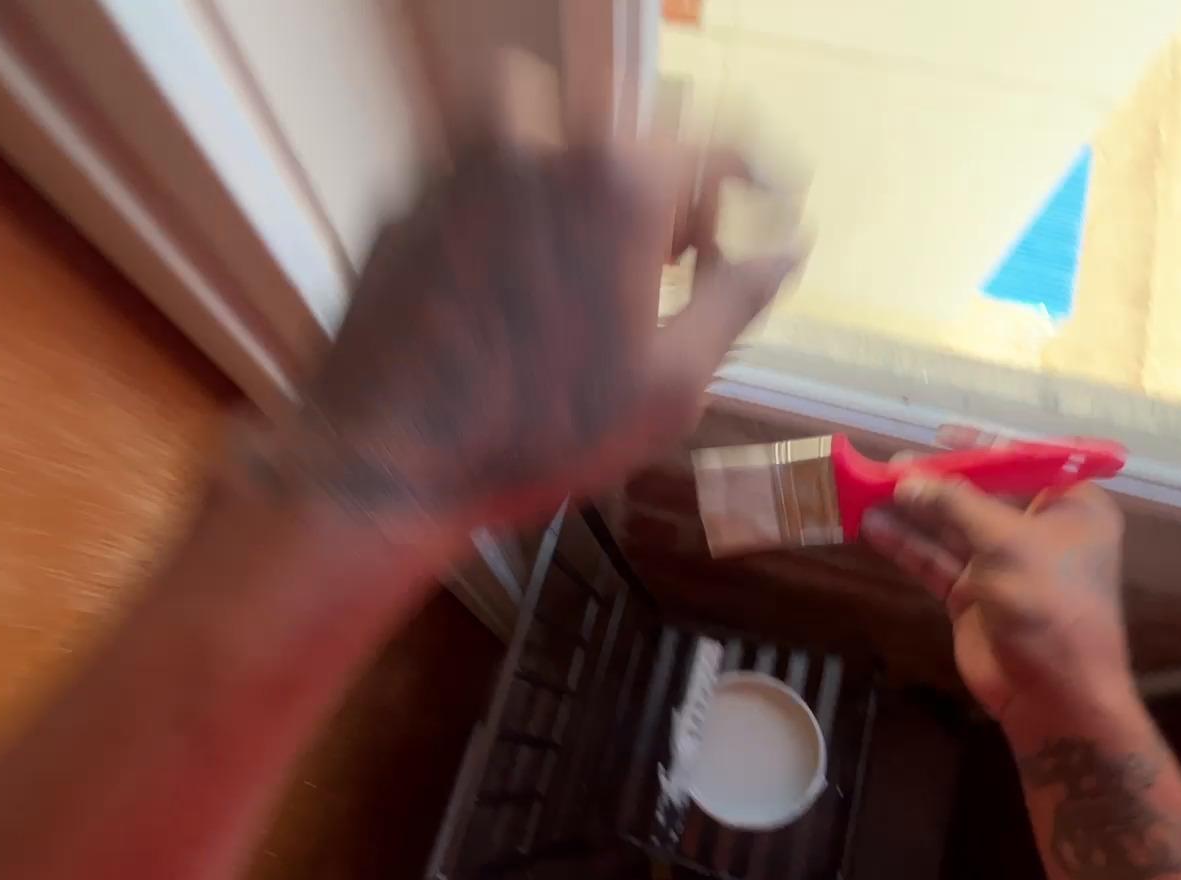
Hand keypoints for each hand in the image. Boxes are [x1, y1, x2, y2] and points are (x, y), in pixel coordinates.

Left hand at [242, 124, 797, 552]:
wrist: (391, 462)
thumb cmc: (542, 434)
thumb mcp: (668, 387)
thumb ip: (735, 303)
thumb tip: (788, 251)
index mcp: (619, 185)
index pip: (716, 146)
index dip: (758, 175)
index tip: (775, 197)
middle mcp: (538, 146)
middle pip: (626, 129)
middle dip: (665, 182)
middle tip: (671, 249)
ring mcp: (457, 167)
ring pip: (534, 115)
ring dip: (572, 159)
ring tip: (581, 235)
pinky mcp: (403, 202)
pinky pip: (469, 169)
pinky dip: (505, 200)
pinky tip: (506, 275)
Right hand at [861, 465, 1133, 733]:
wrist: (1052, 691)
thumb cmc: (1049, 604)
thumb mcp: (1006, 542)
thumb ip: (955, 505)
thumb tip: (906, 479)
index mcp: (1068, 509)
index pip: (1023, 463)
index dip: (981, 446)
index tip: (939, 434)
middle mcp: (1034, 531)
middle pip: (976, 495)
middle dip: (932, 484)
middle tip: (888, 469)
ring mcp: (999, 564)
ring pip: (947, 529)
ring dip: (910, 514)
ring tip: (867, 495)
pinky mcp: (969, 593)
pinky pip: (932, 559)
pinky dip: (904, 544)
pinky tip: (872, 528)